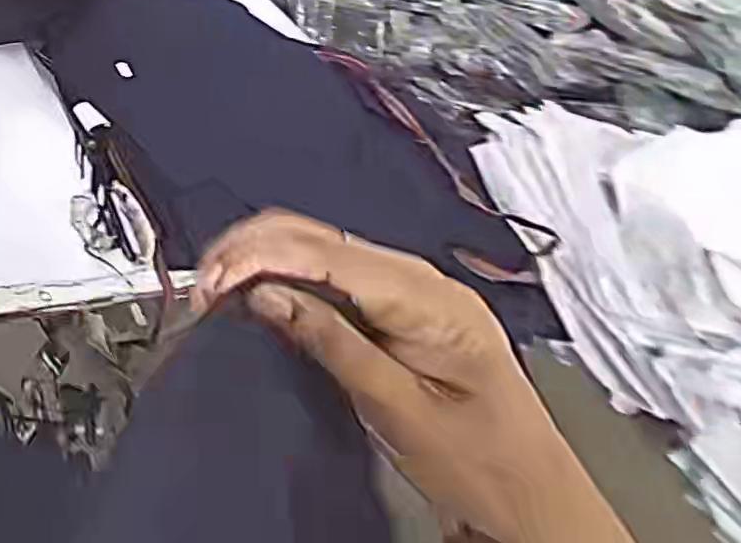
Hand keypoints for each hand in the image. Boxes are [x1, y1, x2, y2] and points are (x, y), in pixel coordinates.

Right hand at [195, 211, 632, 542]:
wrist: (538, 507)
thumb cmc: (486, 469)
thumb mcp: (401, 410)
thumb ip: (331, 343)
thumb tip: (264, 294)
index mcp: (431, 300)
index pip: (322, 253)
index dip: (256, 259)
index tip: (212, 283)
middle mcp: (415, 278)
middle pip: (308, 233)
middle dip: (244, 250)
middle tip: (203, 285)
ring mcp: (400, 285)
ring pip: (304, 240)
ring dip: (251, 256)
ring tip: (214, 286)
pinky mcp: (383, 299)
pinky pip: (314, 264)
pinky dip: (271, 269)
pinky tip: (248, 288)